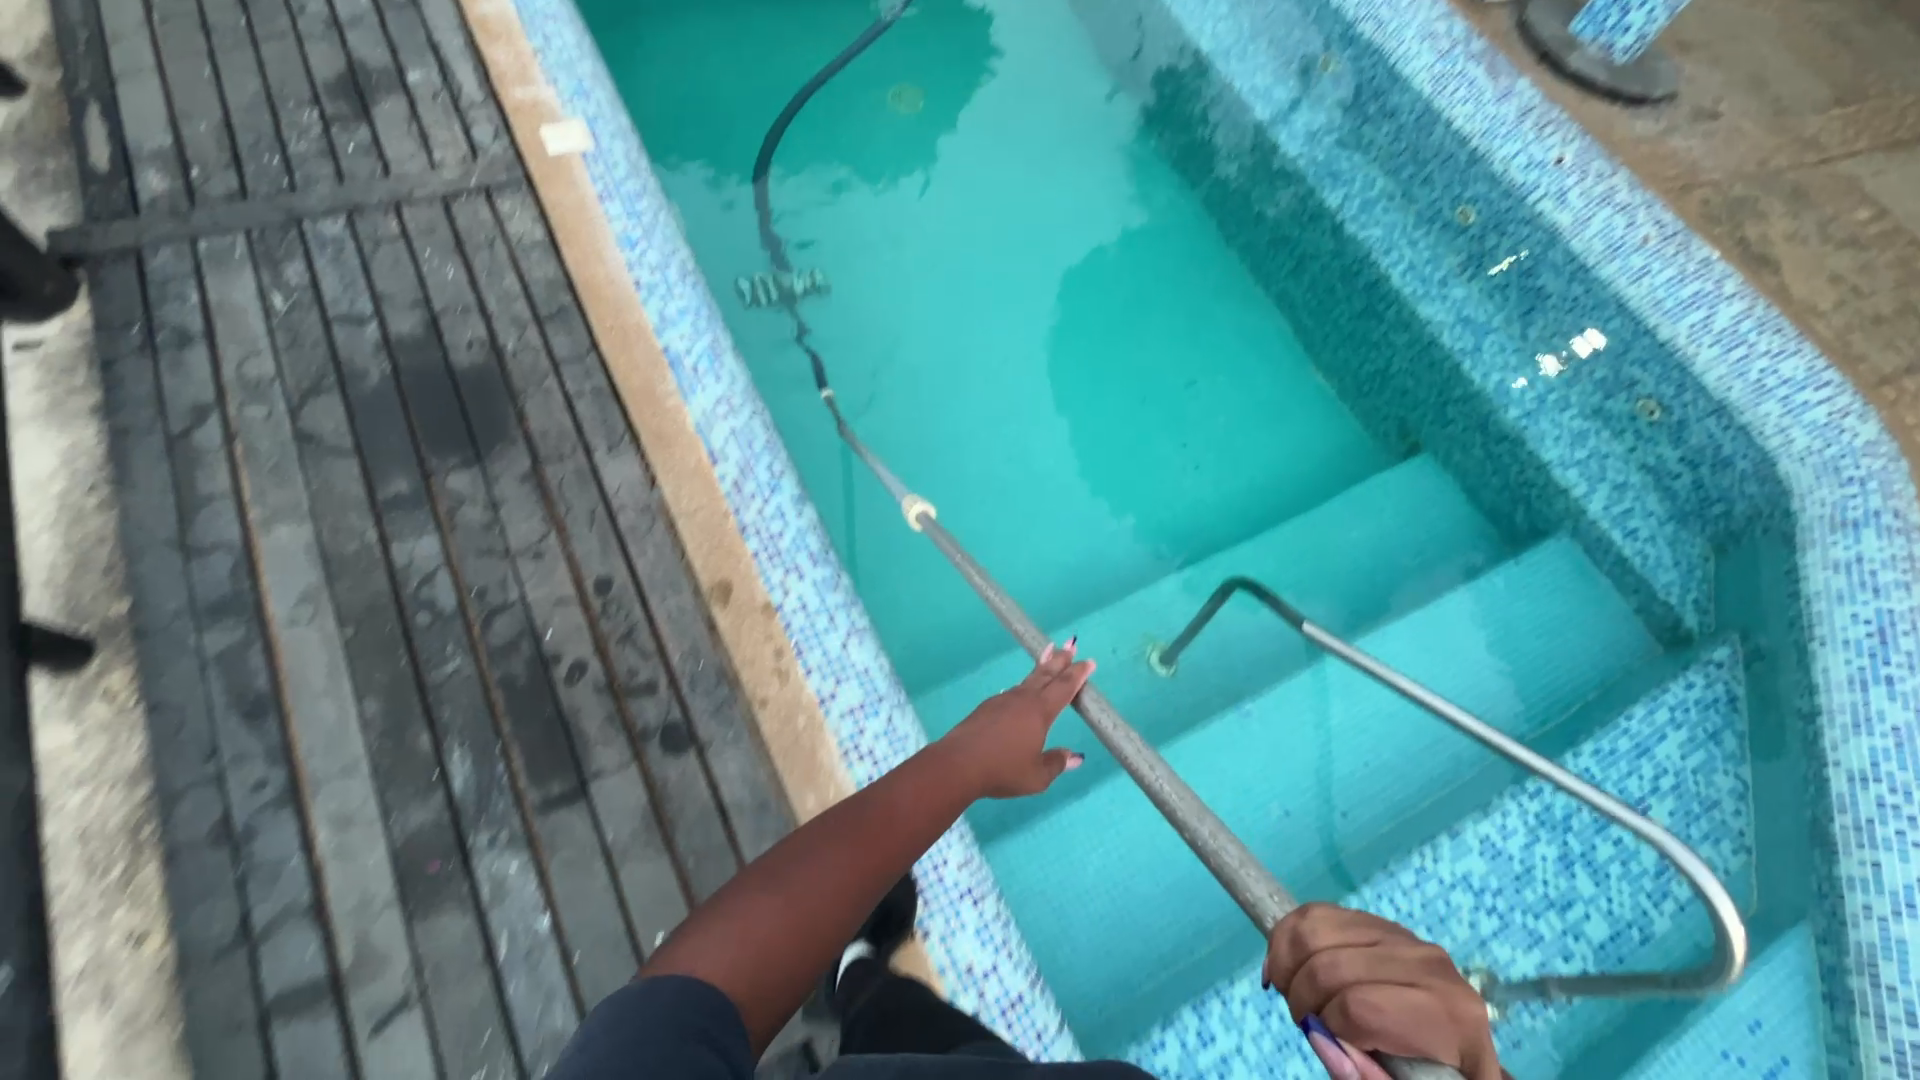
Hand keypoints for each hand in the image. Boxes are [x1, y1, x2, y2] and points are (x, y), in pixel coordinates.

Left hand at [938, 641, 1092, 798]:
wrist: (958, 764)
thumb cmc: (1002, 770)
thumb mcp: (1036, 776)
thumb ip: (1056, 763)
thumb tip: (1074, 757)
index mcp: (1039, 712)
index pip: (1064, 687)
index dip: (1078, 674)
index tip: (1088, 661)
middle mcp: (1022, 700)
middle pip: (1045, 674)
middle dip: (1060, 660)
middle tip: (1070, 645)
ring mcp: (1001, 701)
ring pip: (1026, 681)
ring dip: (1040, 669)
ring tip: (1048, 658)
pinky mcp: (986, 708)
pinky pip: (1011, 693)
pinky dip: (1022, 688)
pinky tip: (1018, 693)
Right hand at [1263, 904, 1501, 1079]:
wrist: (1453, 1051)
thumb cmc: (1434, 1077)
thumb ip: (1367, 1078)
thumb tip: (1317, 1035)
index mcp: (1450, 1016)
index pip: (1361, 1008)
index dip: (1330, 1030)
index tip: (1332, 1048)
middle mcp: (1427, 962)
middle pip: (1329, 967)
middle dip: (1301, 1000)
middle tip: (1307, 1024)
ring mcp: (1397, 933)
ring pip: (1312, 932)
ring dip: (1288, 968)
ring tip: (1295, 995)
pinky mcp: (1371, 919)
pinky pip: (1311, 915)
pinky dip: (1286, 942)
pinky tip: (1290, 971)